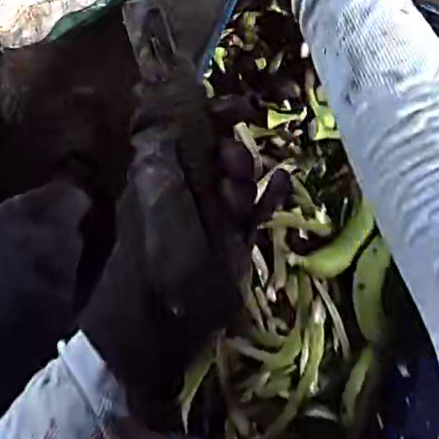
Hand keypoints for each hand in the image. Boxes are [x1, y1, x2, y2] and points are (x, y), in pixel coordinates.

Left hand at [79, 115, 252, 425]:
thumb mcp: (157, 205)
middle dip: (233, 152)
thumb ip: (165, 166)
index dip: (213, 116)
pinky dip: (270, 194)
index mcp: (163, 174)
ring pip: (239, 178)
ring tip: (243, 193)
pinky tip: (283, 181)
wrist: (157, 329)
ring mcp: (212, 213)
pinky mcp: (233, 238)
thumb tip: (165, 124)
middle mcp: (188, 188)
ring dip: (247, 175)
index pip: (190, 131)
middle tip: (233, 167)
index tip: (239, 108)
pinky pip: (256, 207)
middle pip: (220, 152)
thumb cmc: (155, 262)